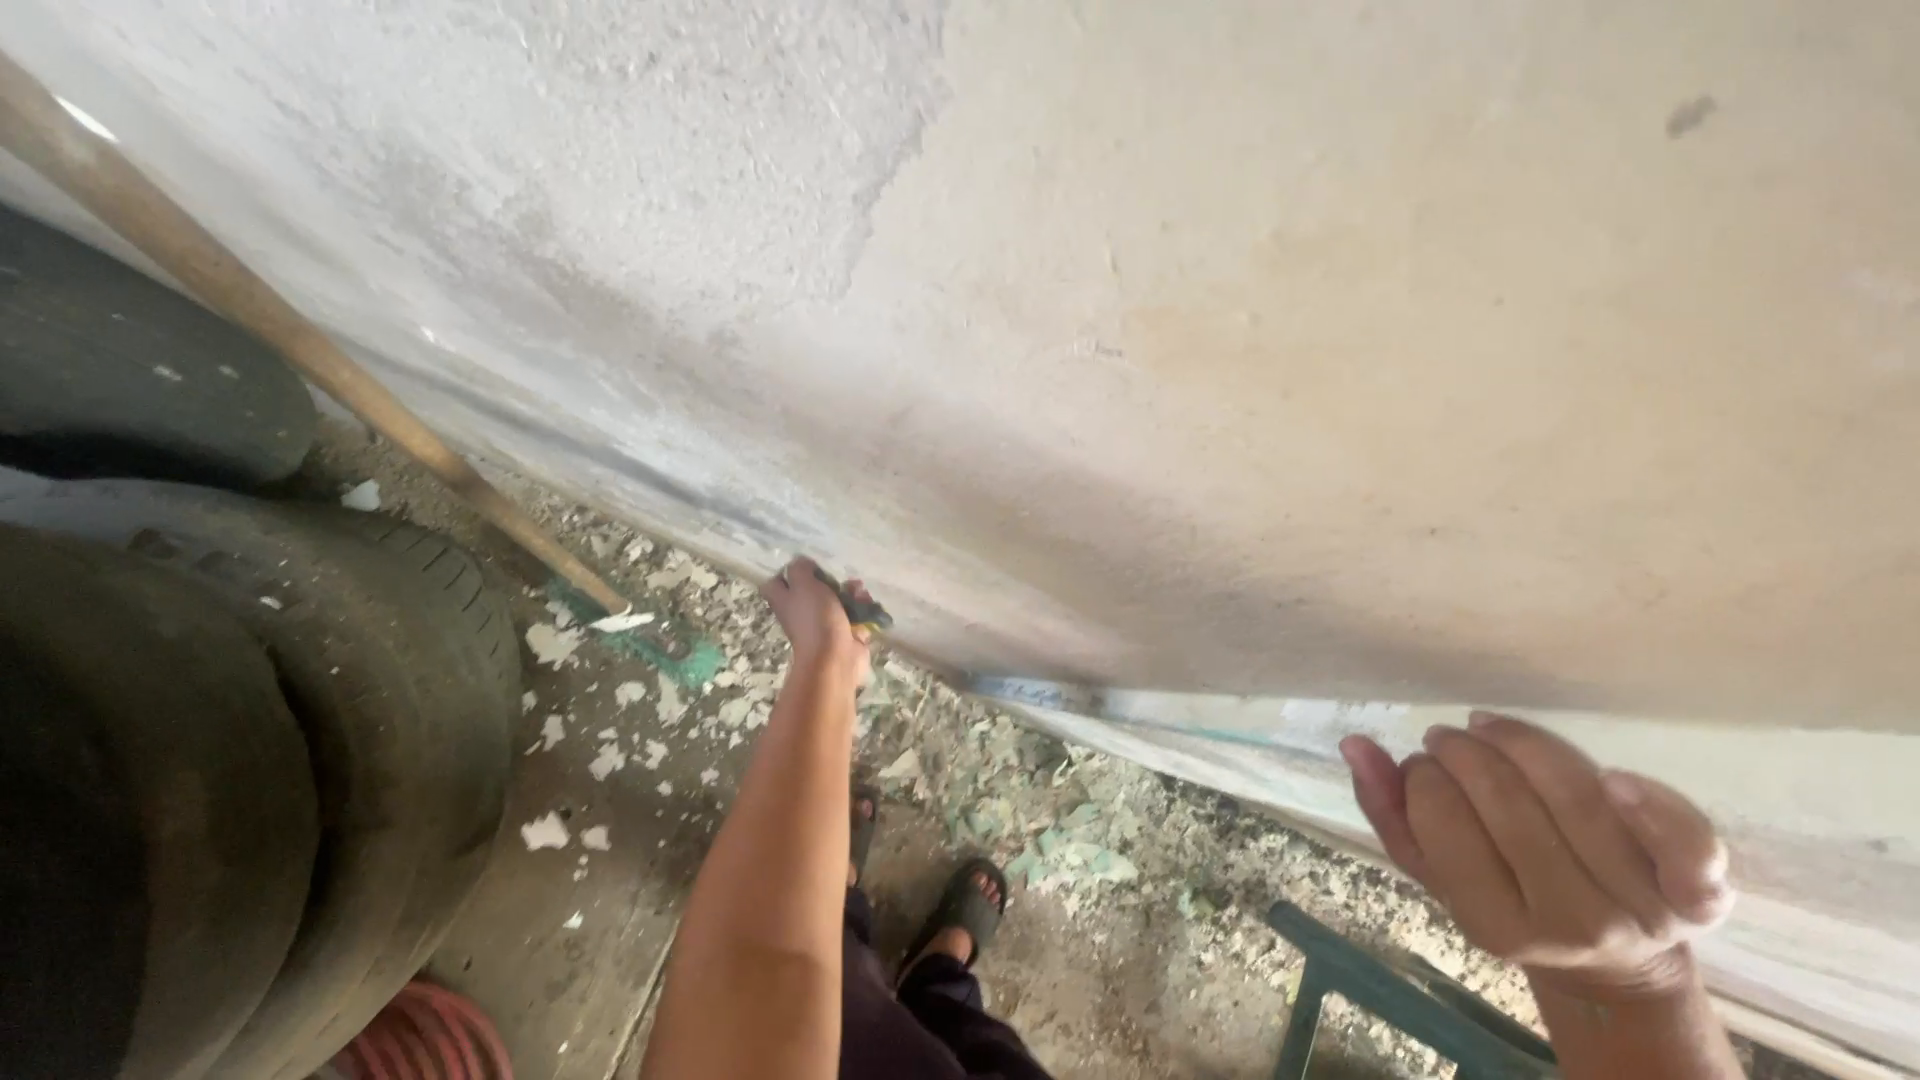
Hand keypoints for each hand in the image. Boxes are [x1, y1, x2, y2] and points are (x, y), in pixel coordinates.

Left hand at [760, 556, 872, 682]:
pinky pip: (854, 614)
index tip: (806, 567)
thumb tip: (802, 563)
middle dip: (829, 580)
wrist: (835, 657)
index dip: (787, 573)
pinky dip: (862, 607)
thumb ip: (800, 569)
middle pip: (812, 589)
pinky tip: (867, 603)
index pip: (776, 583)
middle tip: (838, 577)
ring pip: (837, 600)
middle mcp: (801, 612)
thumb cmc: (815, 618)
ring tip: (859, 590)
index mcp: (785, 601)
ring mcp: (823, 624)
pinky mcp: (845, 633)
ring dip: (850, 592)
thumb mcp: (803, 584)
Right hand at [1341, 712, 1733, 999]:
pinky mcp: (1698, 896)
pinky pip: (1687, 844)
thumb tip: (1355, 743)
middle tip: (1446, 741)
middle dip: (1461, 752)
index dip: (1421, 776)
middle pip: (1505, 802)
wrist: (1611, 965)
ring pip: (1575, 796)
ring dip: (1520, 742)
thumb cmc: (1504, 903)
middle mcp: (1568, 923)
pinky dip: (1653, 804)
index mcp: (1494, 926)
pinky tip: (1613, 776)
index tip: (1420, 768)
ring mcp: (1638, 908)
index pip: (1442, 819)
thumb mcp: (1434, 872)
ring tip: (1486, 728)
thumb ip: (1388, 809)